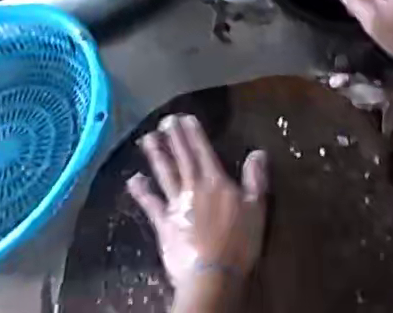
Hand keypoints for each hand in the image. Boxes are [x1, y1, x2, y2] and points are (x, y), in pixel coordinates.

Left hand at [127, 114, 268, 307]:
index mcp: (215, 181)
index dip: (194, 133)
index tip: (185, 117)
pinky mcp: (164, 223)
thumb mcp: (256, 209)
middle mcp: (193, 186)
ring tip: (148, 137)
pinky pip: (151, 204)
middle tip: (165, 119)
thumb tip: (258, 152)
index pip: (203, 150)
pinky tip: (133, 180)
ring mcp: (176, 203)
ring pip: (165, 173)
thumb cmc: (238, 243)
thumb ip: (255, 179)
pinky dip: (142, 191)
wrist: (212, 276)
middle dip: (174, 137)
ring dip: (156, 155)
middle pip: (182, 157)